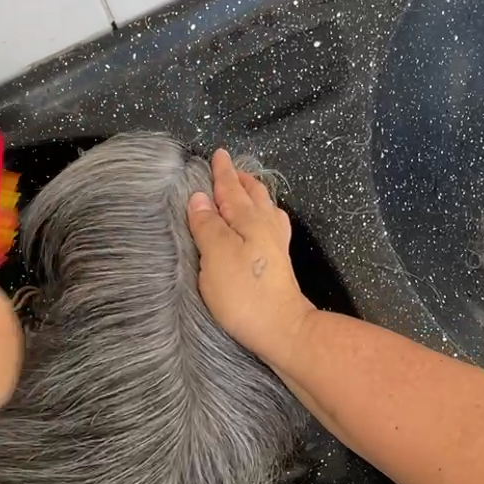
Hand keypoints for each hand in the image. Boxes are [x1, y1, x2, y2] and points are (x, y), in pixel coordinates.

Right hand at [186, 149, 317, 368]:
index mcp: (248, 220)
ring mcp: (276, 246)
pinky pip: (271, 226)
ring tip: (247, 188)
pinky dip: (264, 214)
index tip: (218, 155)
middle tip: (231, 167)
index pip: (232, 190)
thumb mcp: (216, 256)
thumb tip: (200, 198)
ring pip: (265, 209)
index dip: (223, 173)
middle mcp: (266, 227)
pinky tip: (266, 223)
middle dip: (240, 180)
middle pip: (253, 195)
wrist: (282, 329)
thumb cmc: (245, 293)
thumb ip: (207, 225)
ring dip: (254, 195)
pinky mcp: (279, 265)